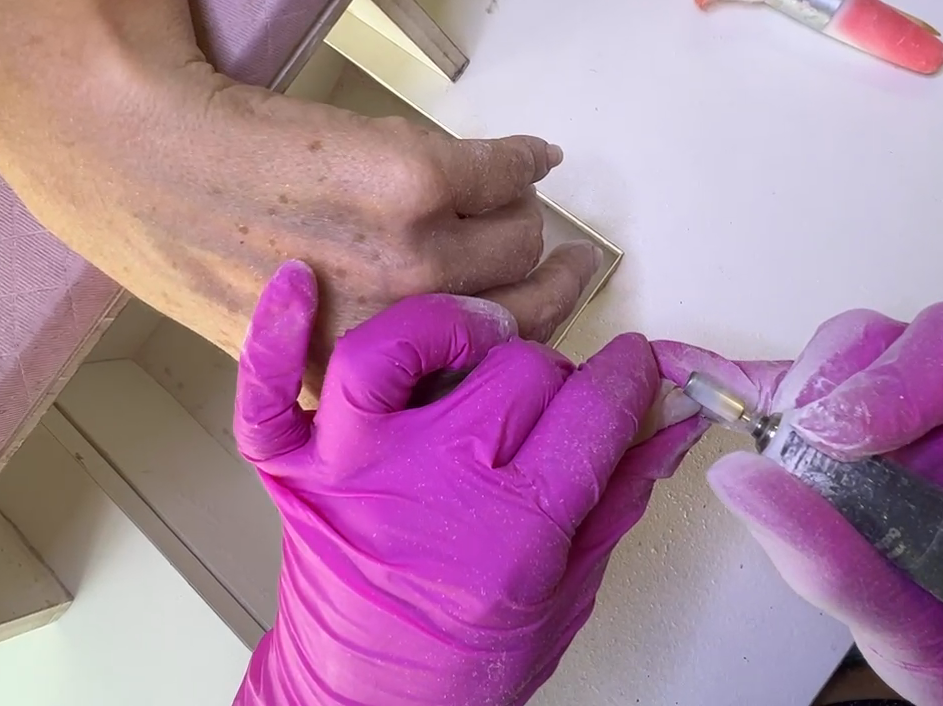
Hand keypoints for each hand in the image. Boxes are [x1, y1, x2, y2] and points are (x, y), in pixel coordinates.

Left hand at [107, 67, 598, 355]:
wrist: (145, 160)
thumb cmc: (199, 246)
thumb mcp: (287, 338)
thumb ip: (367, 344)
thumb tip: (449, 313)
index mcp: (367, 379)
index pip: (488, 369)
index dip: (525, 339)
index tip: (544, 313)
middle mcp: (402, 330)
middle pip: (524, 302)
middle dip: (541, 278)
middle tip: (551, 254)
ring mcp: (415, 253)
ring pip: (523, 234)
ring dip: (526, 214)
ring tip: (511, 194)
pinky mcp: (417, 176)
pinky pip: (511, 169)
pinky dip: (529, 158)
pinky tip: (533, 155)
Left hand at [234, 262, 708, 705]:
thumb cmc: (465, 663)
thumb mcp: (568, 593)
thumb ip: (620, 495)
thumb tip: (671, 417)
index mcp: (513, 532)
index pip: (592, 412)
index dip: (628, 376)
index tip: (633, 364)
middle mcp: (432, 485)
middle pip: (518, 368)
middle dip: (552, 376)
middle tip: (549, 402)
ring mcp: (354, 468)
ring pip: (403, 346)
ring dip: (450, 325)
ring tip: (477, 334)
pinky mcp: (297, 466)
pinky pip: (271, 389)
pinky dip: (278, 334)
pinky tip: (296, 279)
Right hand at [658, 306, 942, 705]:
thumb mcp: (911, 627)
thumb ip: (833, 561)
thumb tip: (739, 480)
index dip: (890, 379)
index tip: (836, 440)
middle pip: (875, 340)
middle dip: (823, 386)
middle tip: (796, 449)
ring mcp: (884, 408)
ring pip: (827, 355)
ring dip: (786, 398)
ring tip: (776, 463)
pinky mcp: (830, 422)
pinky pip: (780, 385)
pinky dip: (738, 393)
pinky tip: (705, 398)